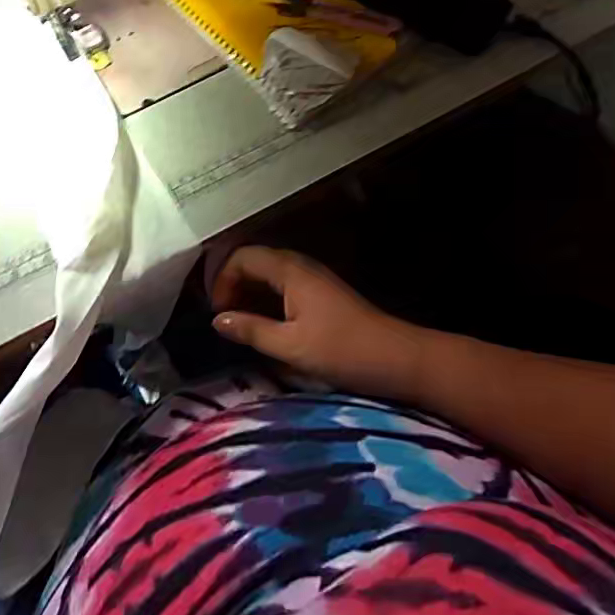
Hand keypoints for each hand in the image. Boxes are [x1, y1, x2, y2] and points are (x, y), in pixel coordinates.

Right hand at [210, 247, 427, 399]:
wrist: (397, 357)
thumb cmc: (342, 350)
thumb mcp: (290, 346)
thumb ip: (251, 330)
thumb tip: (217, 320)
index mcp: (289, 270)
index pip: (242, 257)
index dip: (222, 280)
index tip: (217, 313)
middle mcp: (299, 265)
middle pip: (254, 261)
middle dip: (232, 285)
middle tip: (223, 318)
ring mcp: (312, 277)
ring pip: (268, 274)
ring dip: (249, 293)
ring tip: (238, 323)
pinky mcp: (321, 292)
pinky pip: (283, 285)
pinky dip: (266, 299)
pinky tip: (264, 324)